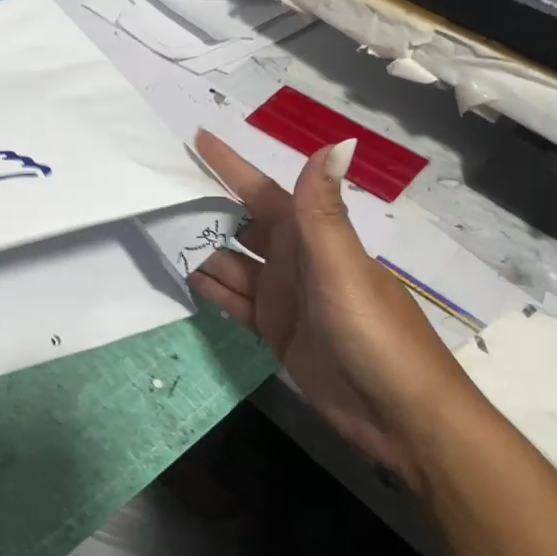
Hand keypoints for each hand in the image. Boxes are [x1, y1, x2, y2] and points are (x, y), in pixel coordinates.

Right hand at [188, 130, 481, 486]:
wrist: (403, 418)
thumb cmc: (376, 333)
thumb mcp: (343, 267)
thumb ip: (323, 210)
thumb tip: (334, 142)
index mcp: (313, 240)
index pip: (262, 191)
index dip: (232, 165)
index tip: (198, 137)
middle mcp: (294, 261)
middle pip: (239, 225)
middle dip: (203, 206)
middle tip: (155, 188)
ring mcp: (282, 296)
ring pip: (228, 261)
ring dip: (197, 247)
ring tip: (153, 227)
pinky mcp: (274, 330)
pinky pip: (231, 298)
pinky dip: (206, 285)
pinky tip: (178, 272)